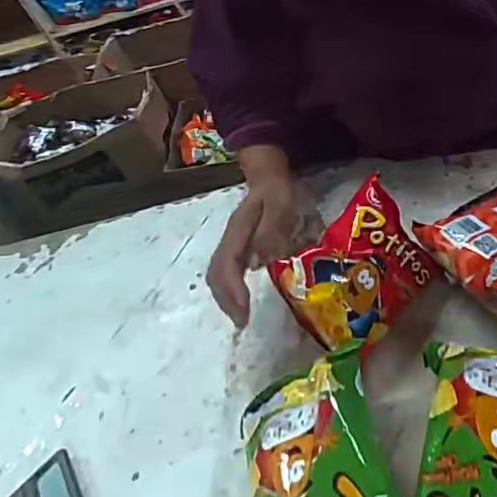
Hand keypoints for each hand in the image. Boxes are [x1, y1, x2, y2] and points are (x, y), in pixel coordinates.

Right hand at [207, 164, 305, 327]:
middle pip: (216, 275)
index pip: (226, 266)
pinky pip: (228, 272)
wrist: (268, 174)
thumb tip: (258, 261)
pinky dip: (232, 290)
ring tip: (241, 316)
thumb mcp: (281, 203)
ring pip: (219, 275)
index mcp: (237, 232)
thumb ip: (272, 229)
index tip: (243, 313)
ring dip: (227, 298)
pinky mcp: (240, 247)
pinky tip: (245, 299)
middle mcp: (230, 241)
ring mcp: (233, 244)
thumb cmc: (277, 189)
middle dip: (226, 301)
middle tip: (242, 322)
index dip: (232, 291)